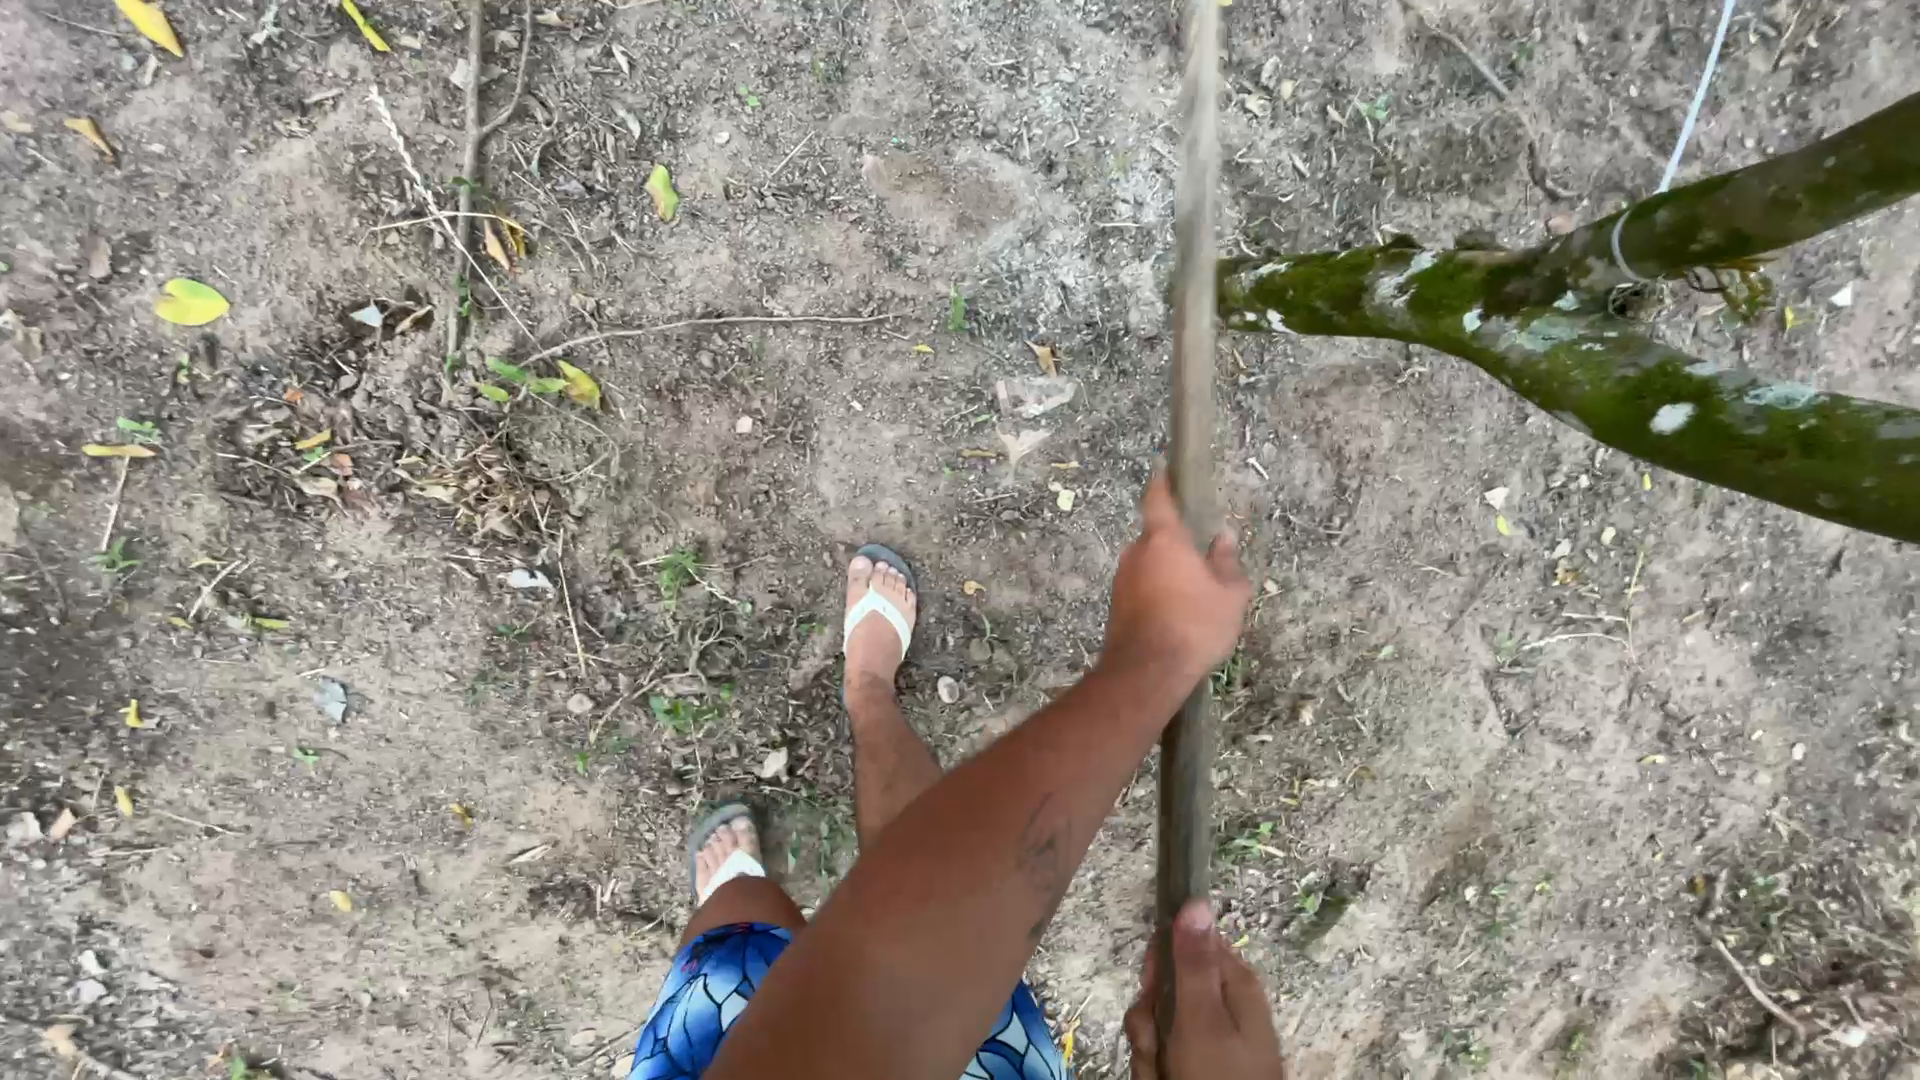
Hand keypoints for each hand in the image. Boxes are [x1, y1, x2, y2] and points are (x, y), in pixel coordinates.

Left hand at [1100, 470, 1251, 684]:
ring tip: (1194, 594)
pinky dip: (1157, 591)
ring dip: (1167, 571)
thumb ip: (1227, 562)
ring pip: (1148, 564)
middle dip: (1175, 544)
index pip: (1158, 500)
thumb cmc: (1195, 624)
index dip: (1161, 483)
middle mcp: (1135, 553)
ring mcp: (1121, 579)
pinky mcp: (1116, 604)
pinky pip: (1141, 586)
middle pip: (1156, 537)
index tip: (1162, 469)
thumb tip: (1223, 538)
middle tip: (1201, 560)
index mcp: (1163, 540)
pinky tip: (1176, 613)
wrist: (1147, 670)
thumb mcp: (1229, 595)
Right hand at [1125, 901, 1285, 1079]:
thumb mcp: (1202, 1020)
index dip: (1160, 960)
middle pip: (1163, 985)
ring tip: (1165, 1074)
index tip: (1151, 982)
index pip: (1186, 941)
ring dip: (1150, 1051)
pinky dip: (1155, 1070)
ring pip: (1154, 1023)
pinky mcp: (1193, 1066)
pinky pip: (1159, 1053)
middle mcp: (1222, 1006)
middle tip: (1159, 1043)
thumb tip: (1195, 898)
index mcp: (1235, 985)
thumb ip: (1193, 961)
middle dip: (1150, 1018)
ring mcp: (1207, 1039)